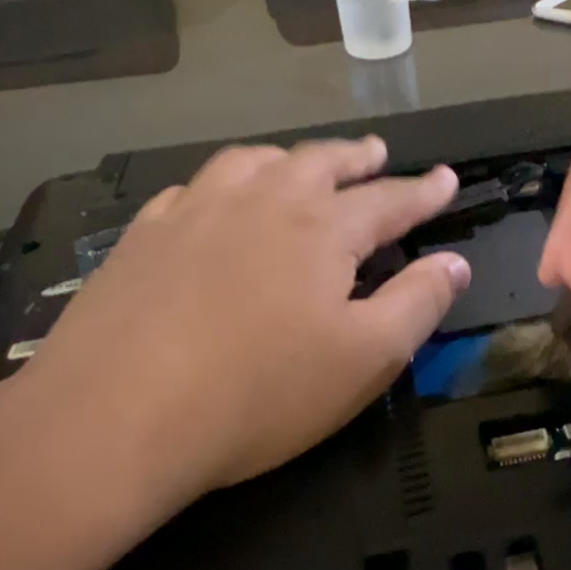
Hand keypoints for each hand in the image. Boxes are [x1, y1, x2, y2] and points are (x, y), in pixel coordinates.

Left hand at [12, 138, 466, 498]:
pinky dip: (223, 183)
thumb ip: (418, 304)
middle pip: (319, 163)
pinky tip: (215, 200)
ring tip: (301, 164)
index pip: (388, 200)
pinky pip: (193, 188)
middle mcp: (261, 202)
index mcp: (321, 229)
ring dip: (289, 158)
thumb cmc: (259, 393)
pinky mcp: (144, 237)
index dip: (423, 191)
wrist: (115, 417)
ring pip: (253, 162)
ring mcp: (195, 212)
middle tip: (376, 152)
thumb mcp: (365, 360)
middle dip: (356, 157)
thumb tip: (455, 263)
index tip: (446, 177)